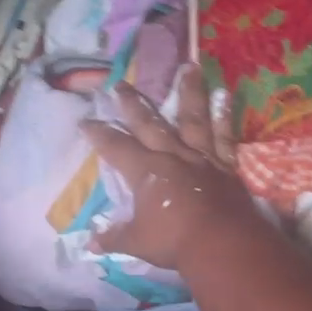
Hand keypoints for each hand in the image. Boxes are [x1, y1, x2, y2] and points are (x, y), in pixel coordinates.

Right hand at [81, 66, 262, 270]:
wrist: (222, 243)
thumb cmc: (173, 241)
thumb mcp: (135, 242)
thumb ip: (113, 237)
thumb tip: (91, 243)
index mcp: (146, 172)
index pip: (116, 148)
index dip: (100, 134)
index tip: (86, 121)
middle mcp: (173, 156)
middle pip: (150, 125)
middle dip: (133, 105)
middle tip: (121, 84)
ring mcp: (202, 157)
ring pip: (192, 118)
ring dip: (188, 93)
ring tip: (188, 67)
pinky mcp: (225, 165)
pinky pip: (224, 135)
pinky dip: (223, 115)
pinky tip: (223, 95)